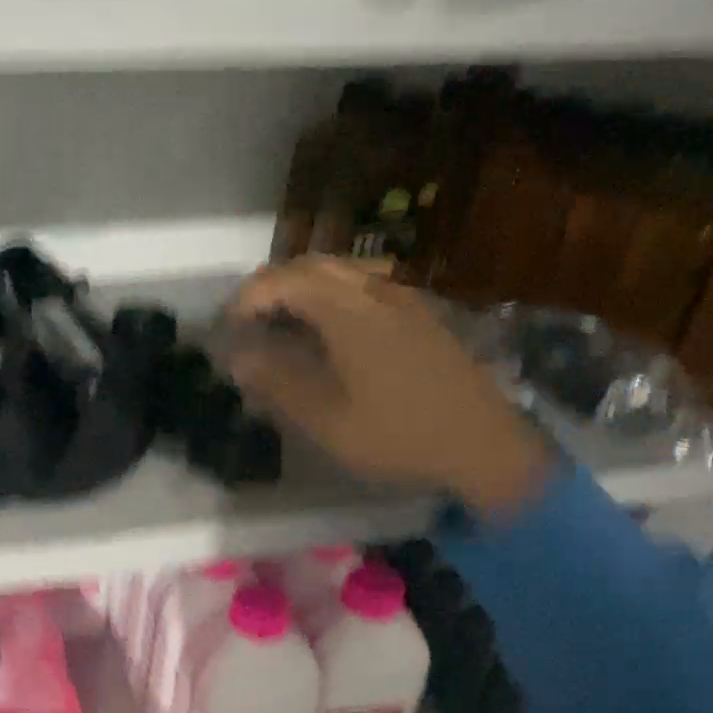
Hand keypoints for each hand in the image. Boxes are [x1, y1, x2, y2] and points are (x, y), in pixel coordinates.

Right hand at [224, 257, 552, 514]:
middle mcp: (376, 292)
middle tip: (249, 320)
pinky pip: (366, 285)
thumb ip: (277, 383)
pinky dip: (334, 295)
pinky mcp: (421, 315)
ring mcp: (404, 300)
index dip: (248, 298)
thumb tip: (238, 357)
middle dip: (272, 285)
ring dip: (304, 287)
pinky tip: (330, 332)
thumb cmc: (398, 435)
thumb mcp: (326, 421)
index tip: (227, 327)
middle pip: (312, 265)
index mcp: (348, 311)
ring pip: (342, 272)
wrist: (485, 446)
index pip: (284, 281)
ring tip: (283, 323)